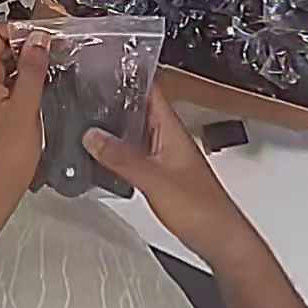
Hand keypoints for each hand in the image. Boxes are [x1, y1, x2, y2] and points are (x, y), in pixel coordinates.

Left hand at [0, 23, 46, 212]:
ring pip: (8, 61)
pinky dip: (29, 75)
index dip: (19, 28)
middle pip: (1, 44)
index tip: (43, 33)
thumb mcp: (23, 110)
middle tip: (54, 44)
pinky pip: (12, 78)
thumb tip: (39, 41)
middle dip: (27, 41)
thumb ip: (33, 71)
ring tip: (55, 60)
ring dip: (30, 58)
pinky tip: (48, 79)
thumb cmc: (0, 161)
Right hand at [83, 85, 260, 267]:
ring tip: (87, 120)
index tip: (106, 65)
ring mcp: (165, 155)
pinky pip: (134, 151)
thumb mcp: (154, 179)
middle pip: (139, 107)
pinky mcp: (161, 173)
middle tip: (86, 91)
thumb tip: (92, 136)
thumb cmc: (202, 210)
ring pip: (135, 130)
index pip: (150, 89)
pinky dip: (117, 149)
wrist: (222, 242)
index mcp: (171, 129)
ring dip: (114, 125)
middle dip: (114, 98)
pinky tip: (103, 156)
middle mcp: (168, 138)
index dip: (130, 74)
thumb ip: (121, 157)